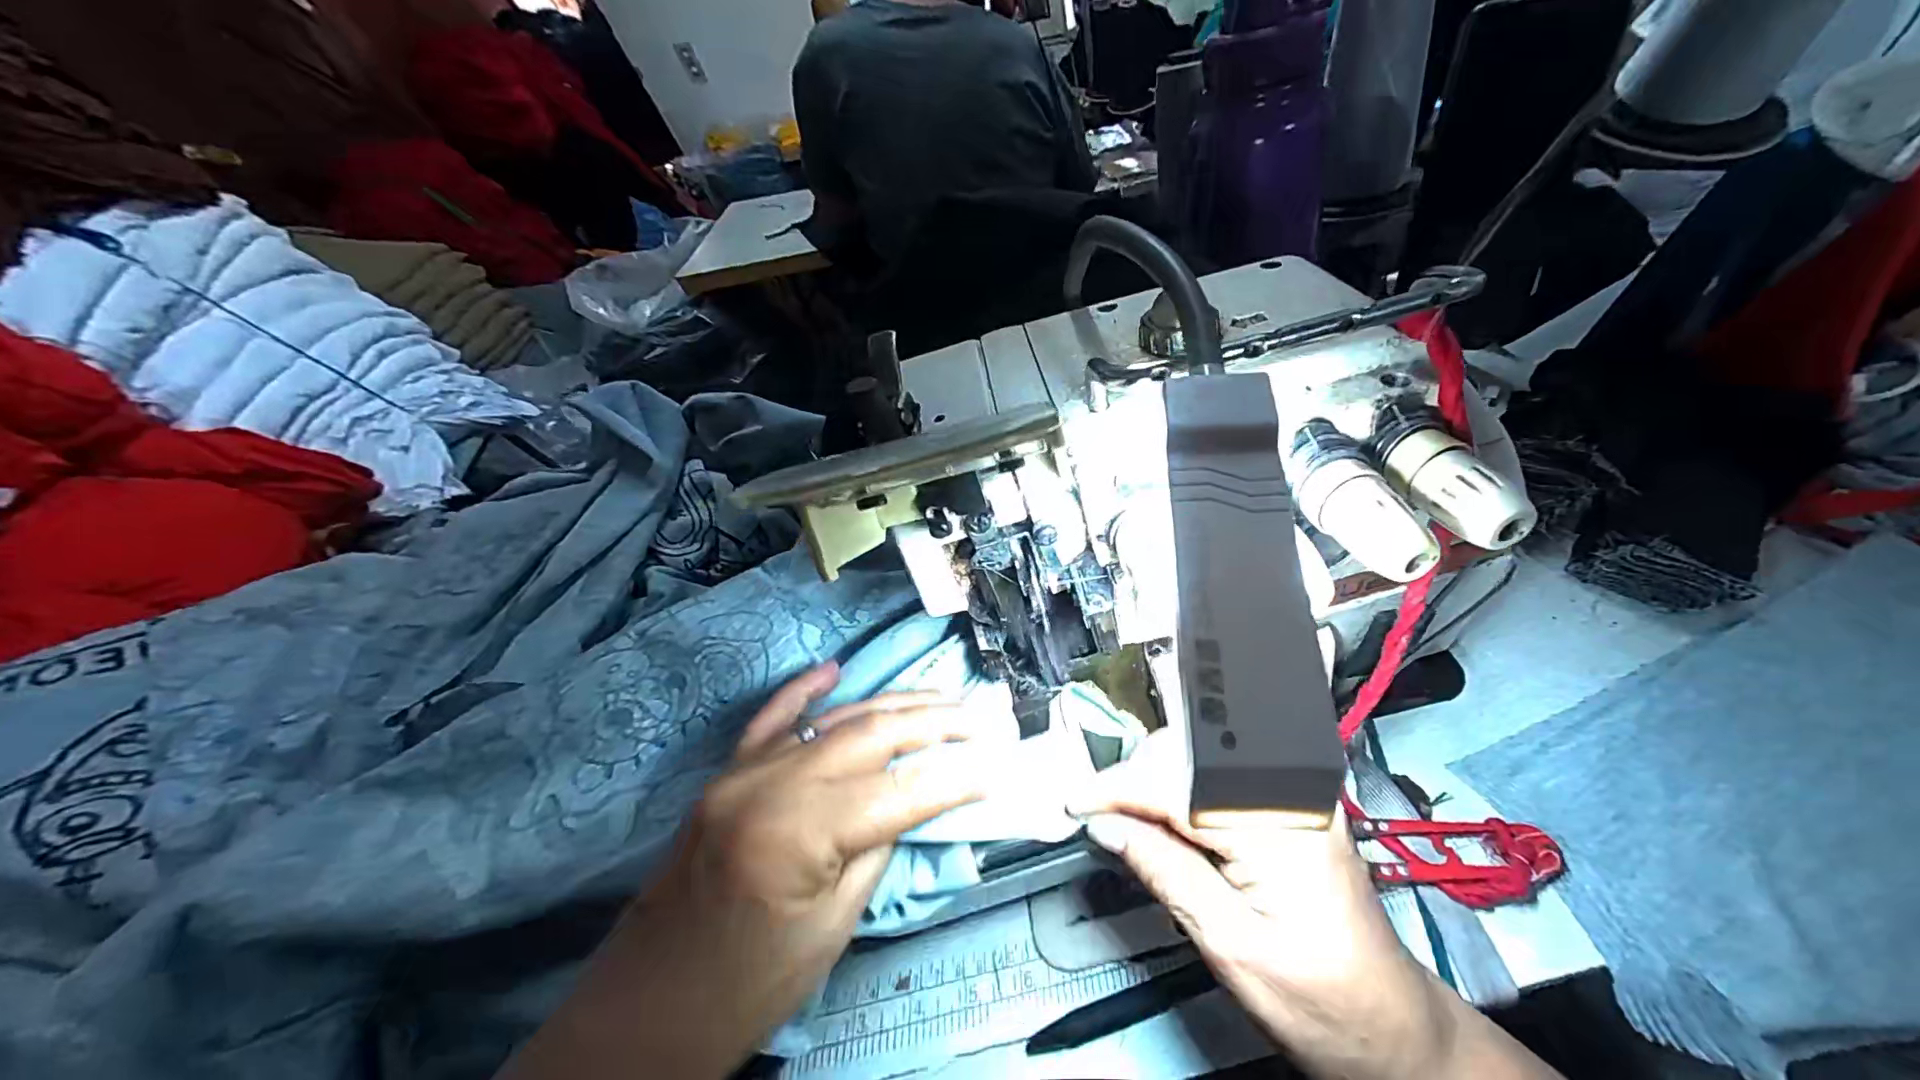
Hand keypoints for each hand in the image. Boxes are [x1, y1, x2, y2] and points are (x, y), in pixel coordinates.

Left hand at [501, 664, 985, 1079]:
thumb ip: (875, 846)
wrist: (651, 1003)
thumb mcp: (832, 924)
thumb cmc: (752, 984)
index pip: (899, 790)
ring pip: (832, 719)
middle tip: (980, 716)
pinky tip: (835, 668)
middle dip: (934, 722)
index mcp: (798, 832)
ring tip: (940, 697)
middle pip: (871, 735)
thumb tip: (915, 798)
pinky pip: (770, 719)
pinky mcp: (725, 773)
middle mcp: (769, 784)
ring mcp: (742, 771)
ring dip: (891, 705)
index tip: (997, 763)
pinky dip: (805, 691)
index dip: (955, 777)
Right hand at [1067, 730, 1559, 1079]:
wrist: (1395, 1032)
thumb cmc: (1323, 1004)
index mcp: (1282, 826)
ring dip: (1157, 781)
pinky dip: (1183, 792)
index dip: (1117, 788)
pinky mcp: (1295, 809)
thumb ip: (1164, 871)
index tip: (1076, 802)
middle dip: (1136, 777)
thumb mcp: (1231, 946)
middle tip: (1096, 810)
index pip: (1177, 784)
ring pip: (1204, 759)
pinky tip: (1163, 818)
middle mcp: (1296, 796)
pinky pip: (1223, 780)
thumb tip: (1105, 824)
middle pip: (1191, 756)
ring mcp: (1299, 798)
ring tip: (1122, 815)